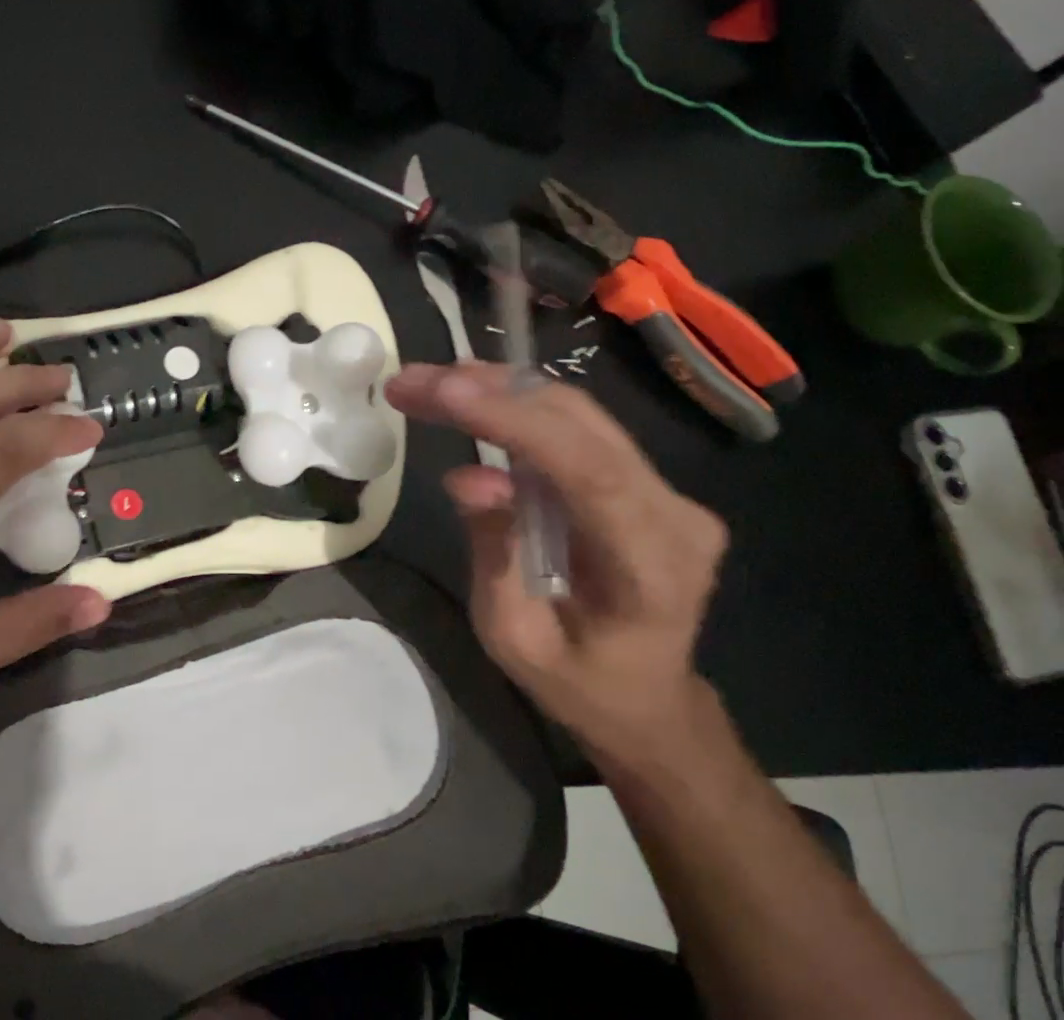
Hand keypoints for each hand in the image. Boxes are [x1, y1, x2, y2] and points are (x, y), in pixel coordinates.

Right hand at [384, 363, 729, 763]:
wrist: (649, 705)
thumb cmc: (580, 686)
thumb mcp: (516, 638)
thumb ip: (497, 554)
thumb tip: (467, 476)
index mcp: (651, 563)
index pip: (589, 469)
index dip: (516, 422)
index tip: (446, 390)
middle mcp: (675, 513)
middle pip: (584, 427)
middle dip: (492, 393)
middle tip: (412, 383)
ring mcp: (668, 495)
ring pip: (582, 420)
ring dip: (500, 395)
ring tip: (428, 387)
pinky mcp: (646, 488)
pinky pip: (581, 436)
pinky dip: (520, 414)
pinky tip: (471, 402)